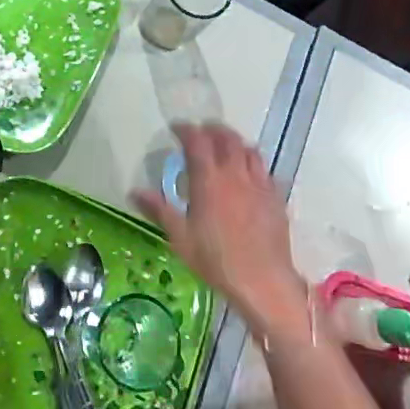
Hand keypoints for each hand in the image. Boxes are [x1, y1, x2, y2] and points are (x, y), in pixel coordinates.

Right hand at [132, 123, 307, 341]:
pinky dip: (253, 162)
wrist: (263, 280)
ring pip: (249, 150)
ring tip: (225, 147)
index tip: (176, 128)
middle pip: (227, 138)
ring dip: (235, 142)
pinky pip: (264, 169)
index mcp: (208, 180)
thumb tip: (134, 191)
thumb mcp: (180, 237)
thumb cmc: (216, 260)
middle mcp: (235, 174)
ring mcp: (259, 184)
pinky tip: (248, 174)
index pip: (197, 141)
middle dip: (213, 129)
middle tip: (201, 132)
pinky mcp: (275, 197)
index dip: (186, 130)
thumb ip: (159, 210)